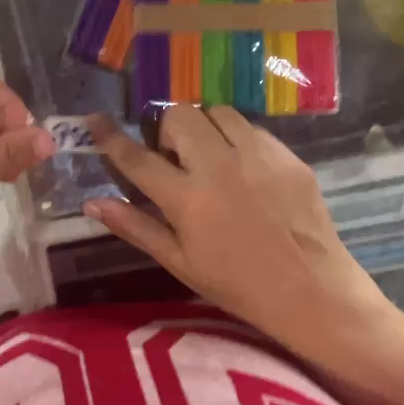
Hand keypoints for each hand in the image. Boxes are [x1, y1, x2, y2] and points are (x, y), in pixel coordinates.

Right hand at [84, 105, 384, 339]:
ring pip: (216, 112)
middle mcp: (219, 167)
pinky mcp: (287, 157)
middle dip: (166, 128)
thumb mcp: (177, 261)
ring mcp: (258, 158)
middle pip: (179, 116)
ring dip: (201, 126)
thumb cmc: (235, 284)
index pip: (136, 157)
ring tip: (205, 153)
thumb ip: (134, 226)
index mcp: (186, 198)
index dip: (110, 136)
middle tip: (171, 155)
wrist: (312, 292)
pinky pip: (251, 129)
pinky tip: (240, 167)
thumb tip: (91, 202)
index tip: (95, 120)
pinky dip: (235, 138)